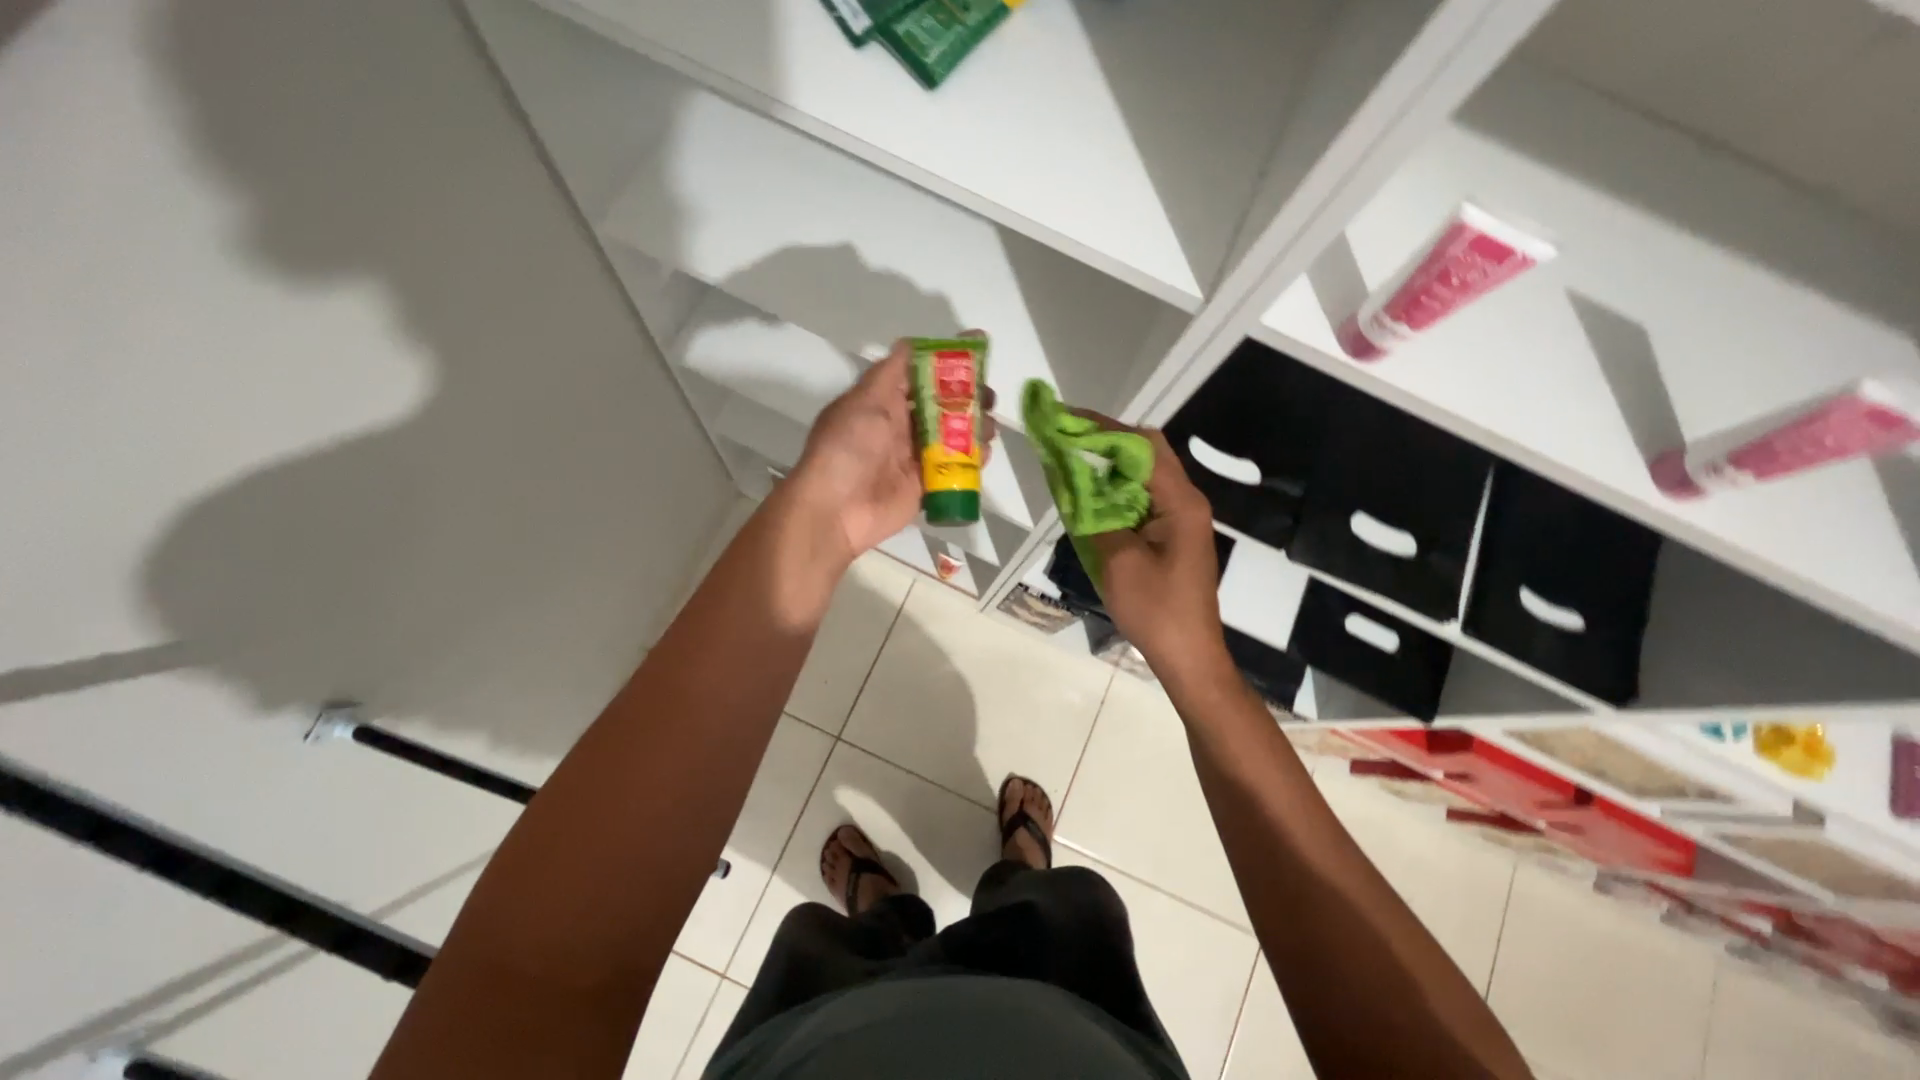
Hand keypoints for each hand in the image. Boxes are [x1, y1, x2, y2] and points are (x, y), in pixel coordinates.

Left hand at [789, 336, 995, 561]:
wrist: (836, 509)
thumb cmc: (848, 447)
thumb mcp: (866, 399)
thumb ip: (891, 373)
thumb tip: (909, 343)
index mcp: (883, 402)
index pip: (920, 375)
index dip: (947, 363)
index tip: (977, 351)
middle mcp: (899, 426)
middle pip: (941, 405)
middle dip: (968, 398)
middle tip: (990, 397)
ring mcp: (913, 457)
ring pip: (952, 435)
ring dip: (975, 427)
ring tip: (991, 426)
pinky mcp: (924, 485)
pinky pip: (953, 468)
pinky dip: (973, 459)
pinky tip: (987, 453)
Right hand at [1088, 427, 1231, 681]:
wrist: (1189, 656)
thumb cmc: (1156, 610)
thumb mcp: (1117, 562)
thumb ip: (1094, 515)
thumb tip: (1073, 482)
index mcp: (1179, 502)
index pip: (1143, 445)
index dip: (1105, 429)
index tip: (1068, 422)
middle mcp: (1185, 502)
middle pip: (1147, 455)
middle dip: (1106, 444)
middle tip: (1065, 442)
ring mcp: (1181, 520)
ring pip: (1143, 477)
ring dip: (1109, 468)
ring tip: (1070, 464)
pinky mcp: (1173, 537)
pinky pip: (1142, 501)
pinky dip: (1115, 493)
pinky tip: (1088, 500)